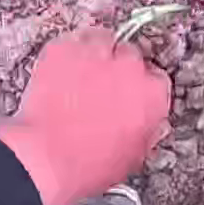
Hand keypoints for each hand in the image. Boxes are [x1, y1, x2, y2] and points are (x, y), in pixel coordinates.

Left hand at [0, 28, 171, 204]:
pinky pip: (72, 40)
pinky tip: (63, 74)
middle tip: (101, 89)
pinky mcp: (64, 49)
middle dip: (118, 70)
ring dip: (95, 55)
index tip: (129, 94)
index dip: (141, 87)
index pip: (157, 78)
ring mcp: (96, 54)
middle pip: (130, 55)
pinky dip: (69, 53)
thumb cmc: (89, 164)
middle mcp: (129, 68)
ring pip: (102, 40)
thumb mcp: (134, 156)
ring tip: (81, 78)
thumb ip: (148, 130)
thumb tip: (151, 123)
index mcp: (152, 95)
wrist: (47, 158)